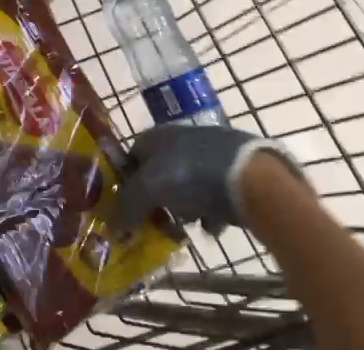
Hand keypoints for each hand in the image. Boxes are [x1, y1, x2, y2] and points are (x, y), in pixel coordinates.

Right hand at [113, 124, 302, 231]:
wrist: (251, 178)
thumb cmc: (190, 175)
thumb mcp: (149, 190)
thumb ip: (127, 207)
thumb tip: (111, 227)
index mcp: (155, 135)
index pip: (131, 157)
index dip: (126, 184)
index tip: (128, 210)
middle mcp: (180, 139)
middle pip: (159, 174)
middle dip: (157, 201)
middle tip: (158, 224)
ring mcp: (210, 154)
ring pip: (186, 186)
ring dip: (184, 209)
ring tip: (188, 228)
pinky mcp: (234, 172)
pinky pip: (213, 196)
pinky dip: (210, 213)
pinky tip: (213, 228)